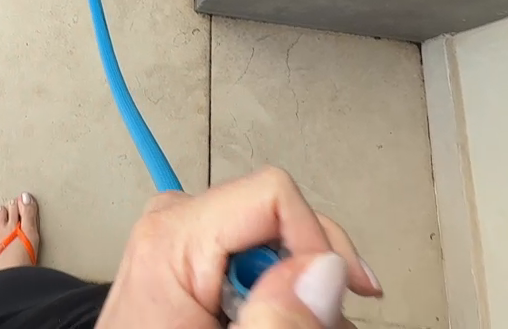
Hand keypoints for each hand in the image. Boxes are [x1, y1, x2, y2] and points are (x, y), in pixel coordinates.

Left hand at [96, 166, 381, 328]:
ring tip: (290, 327)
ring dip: (297, 287)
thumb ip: (276, 319)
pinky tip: (268, 321)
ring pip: (270, 237)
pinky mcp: (189, 251)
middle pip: (275, 212)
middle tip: (326, 323)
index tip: (335, 300)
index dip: (316, 242)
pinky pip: (251, 253)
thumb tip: (326, 269)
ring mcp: (181, 232)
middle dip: (310, 270)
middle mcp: (174, 218)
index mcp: (172, 234)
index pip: (271, 192)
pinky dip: (276, 290)